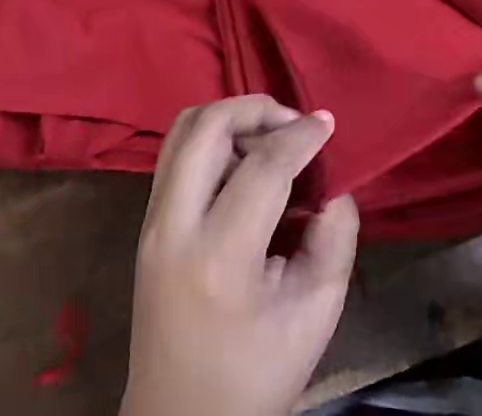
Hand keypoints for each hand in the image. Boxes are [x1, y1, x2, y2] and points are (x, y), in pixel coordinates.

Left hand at [121, 96, 358, 415]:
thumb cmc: (256, 373)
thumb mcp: (317, 312)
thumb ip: (336, 238)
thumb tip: (331, 185)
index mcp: (219, 257)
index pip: (263, 167)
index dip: (301, 136)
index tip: (328, 124)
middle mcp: (173, 227)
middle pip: (207, 127)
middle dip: (257, 108)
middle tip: (295, 122)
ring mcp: (150, 222)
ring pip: (182, 130)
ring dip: (230, 117)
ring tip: (270, 135)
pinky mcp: (145, 223)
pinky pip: (175, 153)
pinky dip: (211, 137)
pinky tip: (243, 158)